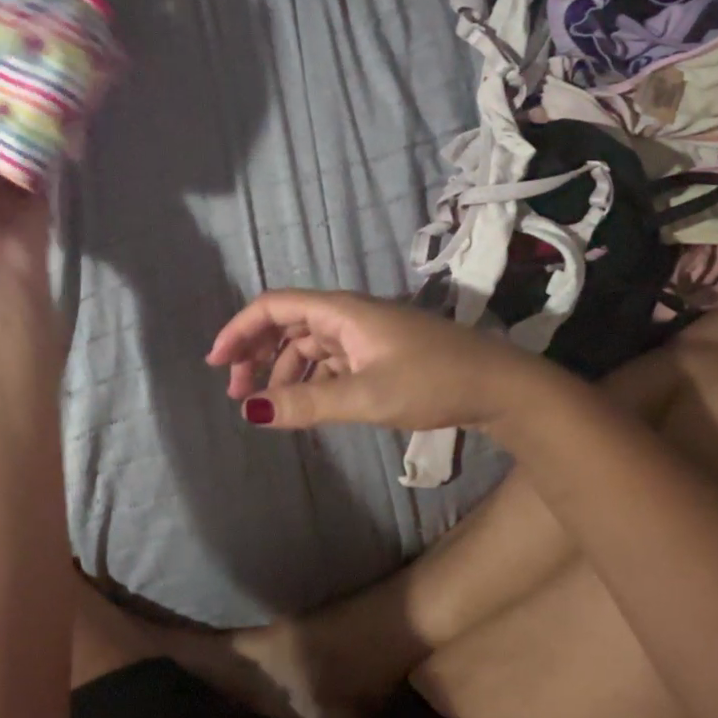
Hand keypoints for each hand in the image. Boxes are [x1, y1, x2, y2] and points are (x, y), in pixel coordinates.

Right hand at [205, 290, 553, 431]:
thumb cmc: (432, 381)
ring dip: (282, 370)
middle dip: (256, 353)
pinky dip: (309, 378)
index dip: (239, 330)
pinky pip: (329, 359)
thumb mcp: (365, 396)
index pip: (274, 306)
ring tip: (268, 405)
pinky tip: (306, 404)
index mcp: (340, 311)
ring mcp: (364, 334)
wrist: (500, 386)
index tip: (217, 364)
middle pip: (286, 324)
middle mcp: (347, 315)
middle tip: (237, 392)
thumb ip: (307, 402)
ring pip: (307, 344)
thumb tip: (251, 411)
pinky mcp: (379, 353)